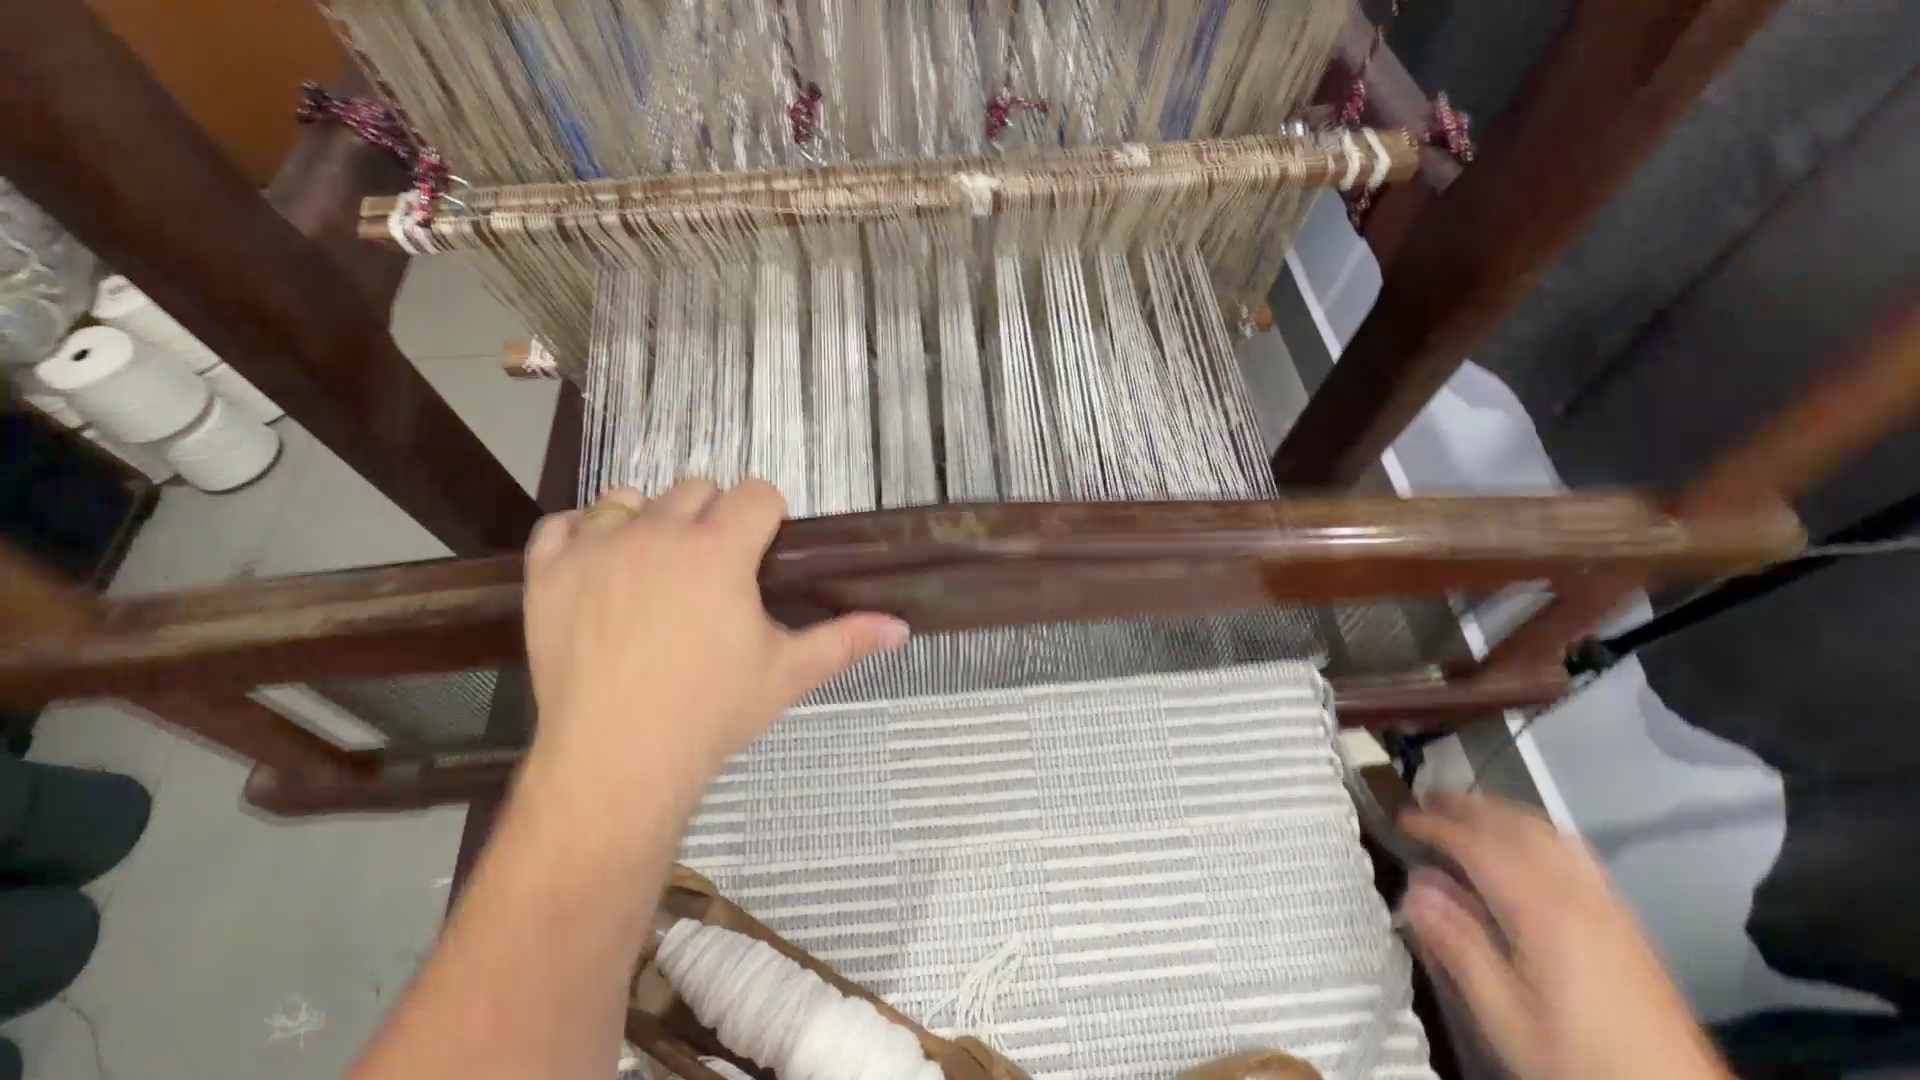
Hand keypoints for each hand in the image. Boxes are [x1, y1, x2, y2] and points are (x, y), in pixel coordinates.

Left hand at [520, 479, 908, 807]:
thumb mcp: (787, 674)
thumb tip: (900, 628)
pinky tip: (598, 568)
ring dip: (648, 521)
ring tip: (654, 569)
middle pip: (697, 488)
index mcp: (720, 550)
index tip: (764, 552)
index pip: (758, 492)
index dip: (769, 518)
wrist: (618, 758)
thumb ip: (845, 641)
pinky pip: (563, 524)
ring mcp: (597, 548)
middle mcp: (658, 532)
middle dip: (713, 518)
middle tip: (713, 573)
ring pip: (629, 498)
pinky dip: (581, 536)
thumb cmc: (711, 713)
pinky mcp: (549, 572)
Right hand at [1399, 793, 1730, 1079]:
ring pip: (1548, 833)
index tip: (1400, 818)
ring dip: (1502, 813)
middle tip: (1425, 801)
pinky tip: (1525, 843)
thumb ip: (1458, 947)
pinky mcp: (1621, 917)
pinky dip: (1536, 830)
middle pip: (1516, 827)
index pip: (1478, 846)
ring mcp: (1605, 901)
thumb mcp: (1504, 1015)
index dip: (1435, 826)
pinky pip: (1572, 851)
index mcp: (1542, 910)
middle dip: (1467, 807)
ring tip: (1467, 812)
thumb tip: (1415, 888)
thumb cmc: (1577, 1056)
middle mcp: (1576, 892)